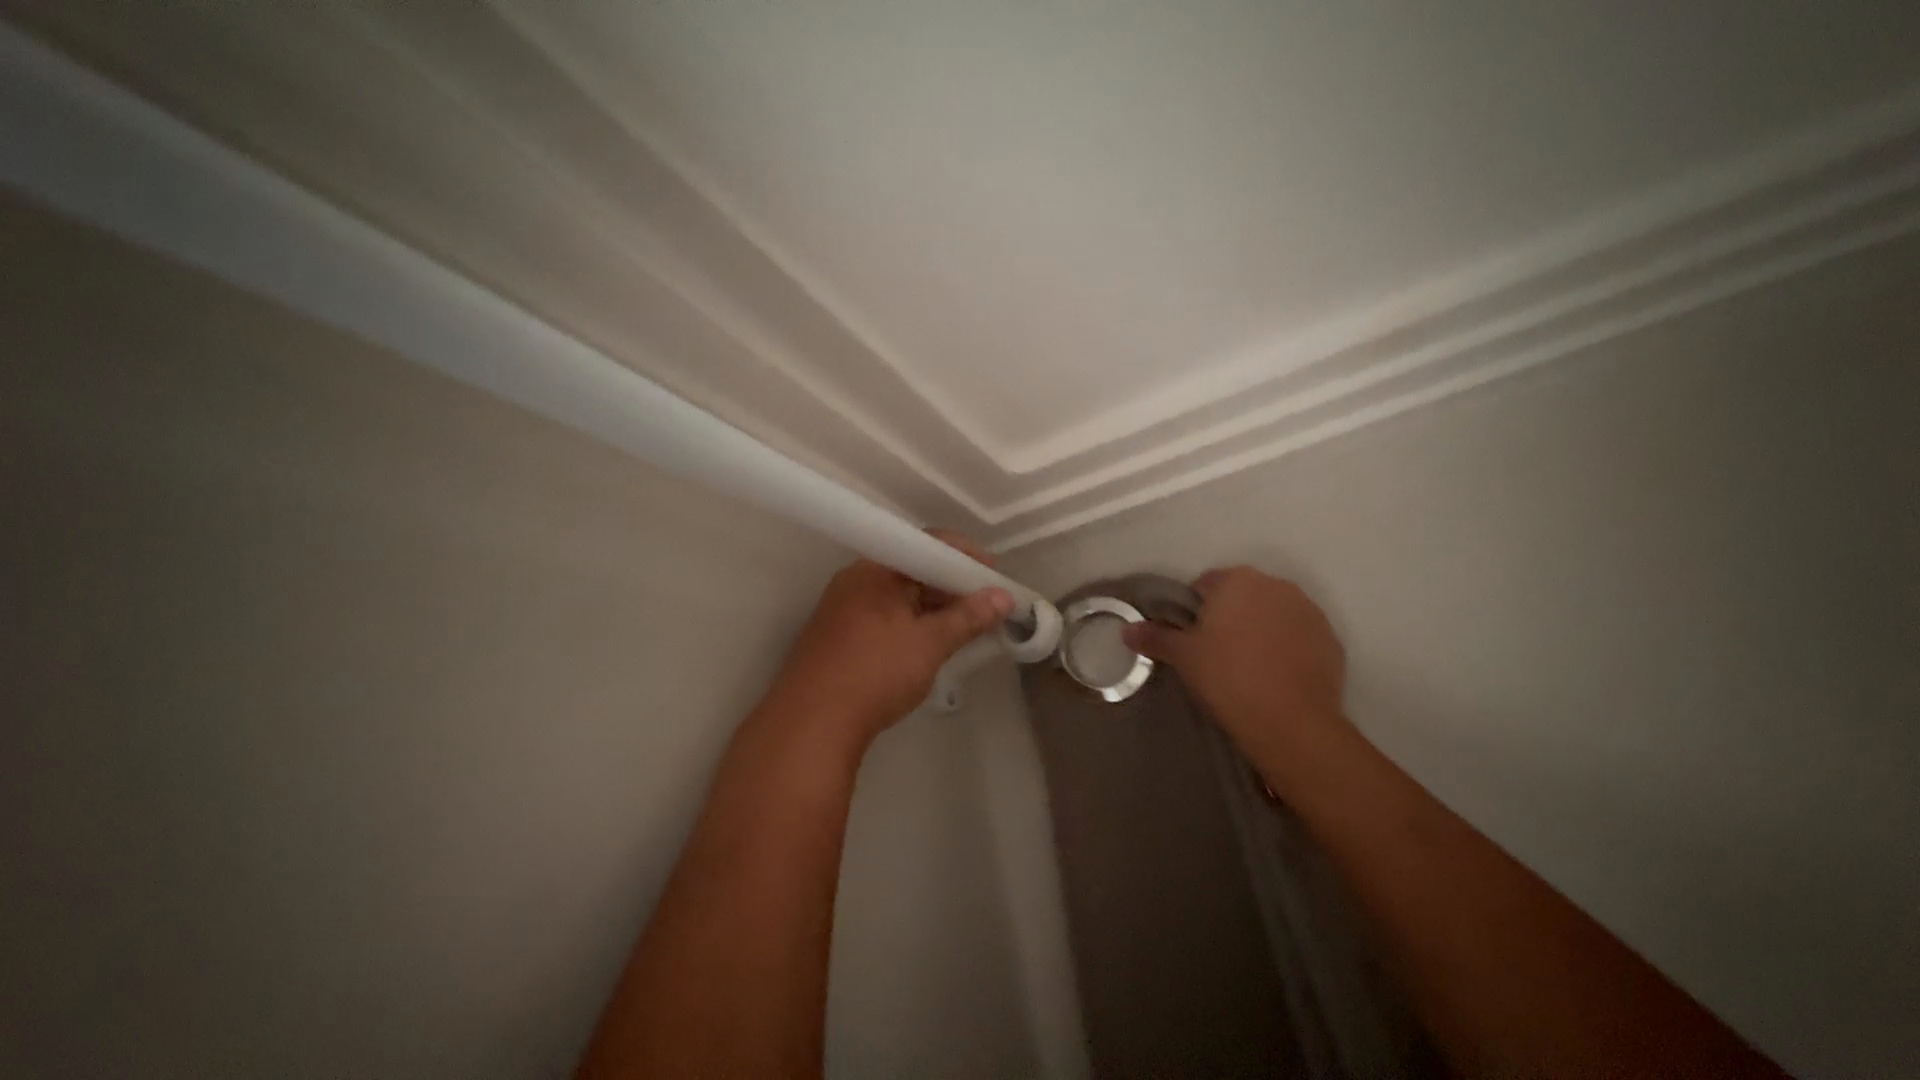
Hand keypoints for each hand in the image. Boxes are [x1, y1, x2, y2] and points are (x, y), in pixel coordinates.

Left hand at [763, 530, 1013, 746]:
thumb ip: (968, 618)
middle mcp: (856, 580)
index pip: (929, 544)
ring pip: (898, 597)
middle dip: (952, 587)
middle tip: (986, 609)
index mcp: (877, 569)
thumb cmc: (875, 672)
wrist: (812, 722)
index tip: (995, 578)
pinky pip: (884, 618)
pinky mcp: (837, 637)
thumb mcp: (930, 644)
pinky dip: (911, 626)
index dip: (967, 558)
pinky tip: (927, 648)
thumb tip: (1003, 597)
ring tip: (963, 632)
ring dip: (933, 610)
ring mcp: (842, 609)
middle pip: (913, 569)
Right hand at [1123, 566, 1346, 751]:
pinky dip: (1286, 648)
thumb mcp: (1183, 658)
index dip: (1193, 611)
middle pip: (1242, 596)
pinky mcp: (1330, 639)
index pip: (1205, 584)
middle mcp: (1276, 585)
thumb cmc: (1228, 679)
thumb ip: (1155, 637)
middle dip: (1229, 617)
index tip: (1191, 640)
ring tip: (1248, 668)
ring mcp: (1309, 611)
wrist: (1291, 722)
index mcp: (1237, 581)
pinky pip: (1299, 636)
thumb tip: (1126, 629)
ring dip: (1260, 630)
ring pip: (1273, 614)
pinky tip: (1275, 678)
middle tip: (1216, 655)